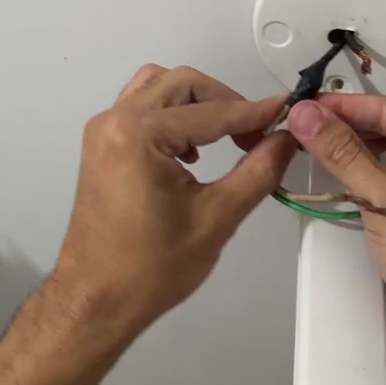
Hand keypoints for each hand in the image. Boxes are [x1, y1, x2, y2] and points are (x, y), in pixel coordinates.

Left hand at [50, 65, 294, 335]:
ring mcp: (103, 130)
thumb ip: (258, 170)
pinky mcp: (101, 145)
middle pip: (182, 83)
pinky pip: (141, 108)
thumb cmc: (153, 267)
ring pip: (158, 87)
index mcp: (139, 133)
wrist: (95, 301)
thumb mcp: (217, 218)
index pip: (211, 112)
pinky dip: (171, 114)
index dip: (255, 113)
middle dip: (225, 101)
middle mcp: (114, 119)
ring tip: (226, 137)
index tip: (291, 112)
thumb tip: (288, 137)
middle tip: (257, 134)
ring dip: (196, 102)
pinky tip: (193, 151)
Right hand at [285, 96, 385, 346]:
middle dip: (349, 128)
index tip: (302, 107)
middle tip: (305, 130)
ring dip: (361, 150)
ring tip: (320, 150)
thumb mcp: (385, 202)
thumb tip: (308, 115)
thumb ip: (344, 154)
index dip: (341, 107)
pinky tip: (350, 178)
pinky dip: (377, 172)